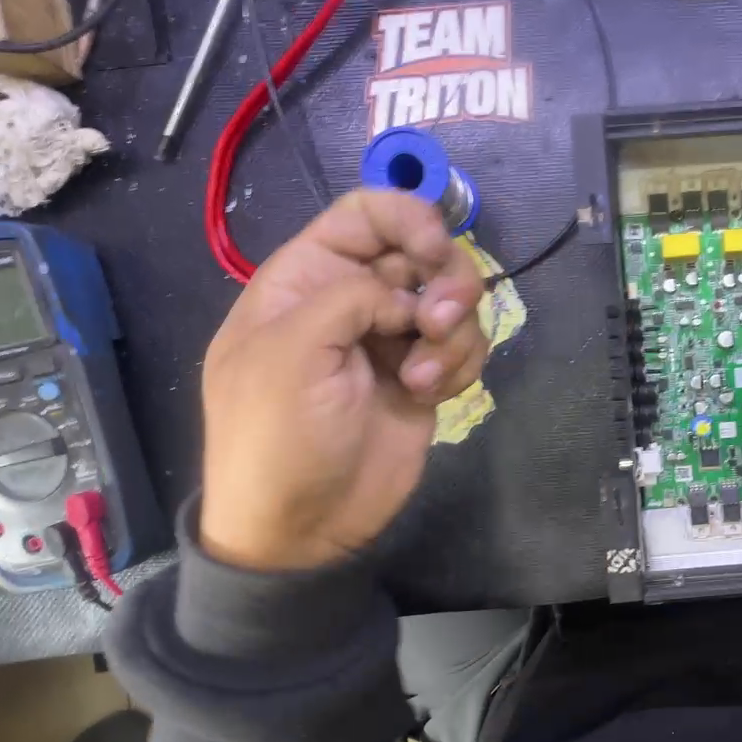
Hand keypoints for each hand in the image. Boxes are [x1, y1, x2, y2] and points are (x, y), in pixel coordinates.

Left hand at [199, 191, 488, 570]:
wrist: (303, 525)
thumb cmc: (276, 436)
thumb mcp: (290, 353)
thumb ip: (351, 298)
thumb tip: (408, 302)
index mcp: (309, 279)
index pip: (366, 216)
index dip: (408, 217)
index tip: (434, 253)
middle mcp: (357, 301)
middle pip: (425, 254)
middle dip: (446, 282)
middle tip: (439, 324)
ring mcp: (395, 342)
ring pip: (455, 303)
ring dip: (455, 334)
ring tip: (424, 376)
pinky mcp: (426, 379)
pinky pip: (465, 348)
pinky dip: (461, 365)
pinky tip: (431, 394)